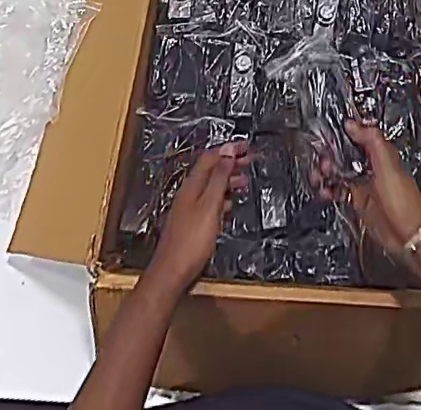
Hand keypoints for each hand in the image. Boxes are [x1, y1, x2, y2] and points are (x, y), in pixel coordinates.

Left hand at [145, 141, 249, 290]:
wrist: (171, 274)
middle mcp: (189, 193)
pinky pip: (209, 201)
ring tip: (244, 181)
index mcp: (192, 185)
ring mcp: (188, 208)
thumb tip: (228, 151)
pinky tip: (230, 205)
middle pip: (211, 170)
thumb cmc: (192, 240)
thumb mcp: (210, 204)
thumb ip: (219, 177)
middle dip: (230, 162)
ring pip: (211, 186)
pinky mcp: (191, 223)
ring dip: (228, 180)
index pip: (211, 157)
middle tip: (249, 160)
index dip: (229, 150)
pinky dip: (223, 197)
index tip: (246, 147)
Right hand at [325, 120, 420, 253]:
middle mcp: (371, 166)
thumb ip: (372, 141)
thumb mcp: (387, 165)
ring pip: (339, 171)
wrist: (409, 235)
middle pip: (344, 154)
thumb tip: (352, 123)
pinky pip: (339, 190)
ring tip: (318, 178)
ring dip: (326, 172)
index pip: (356, 136)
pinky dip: (329, 189)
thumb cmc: (404, 200)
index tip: (325, 137)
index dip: (340, 136)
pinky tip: (324, 192)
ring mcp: (364, 183)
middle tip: (321, 163)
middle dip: (329, 155)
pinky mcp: (359, 201)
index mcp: (379, 153)